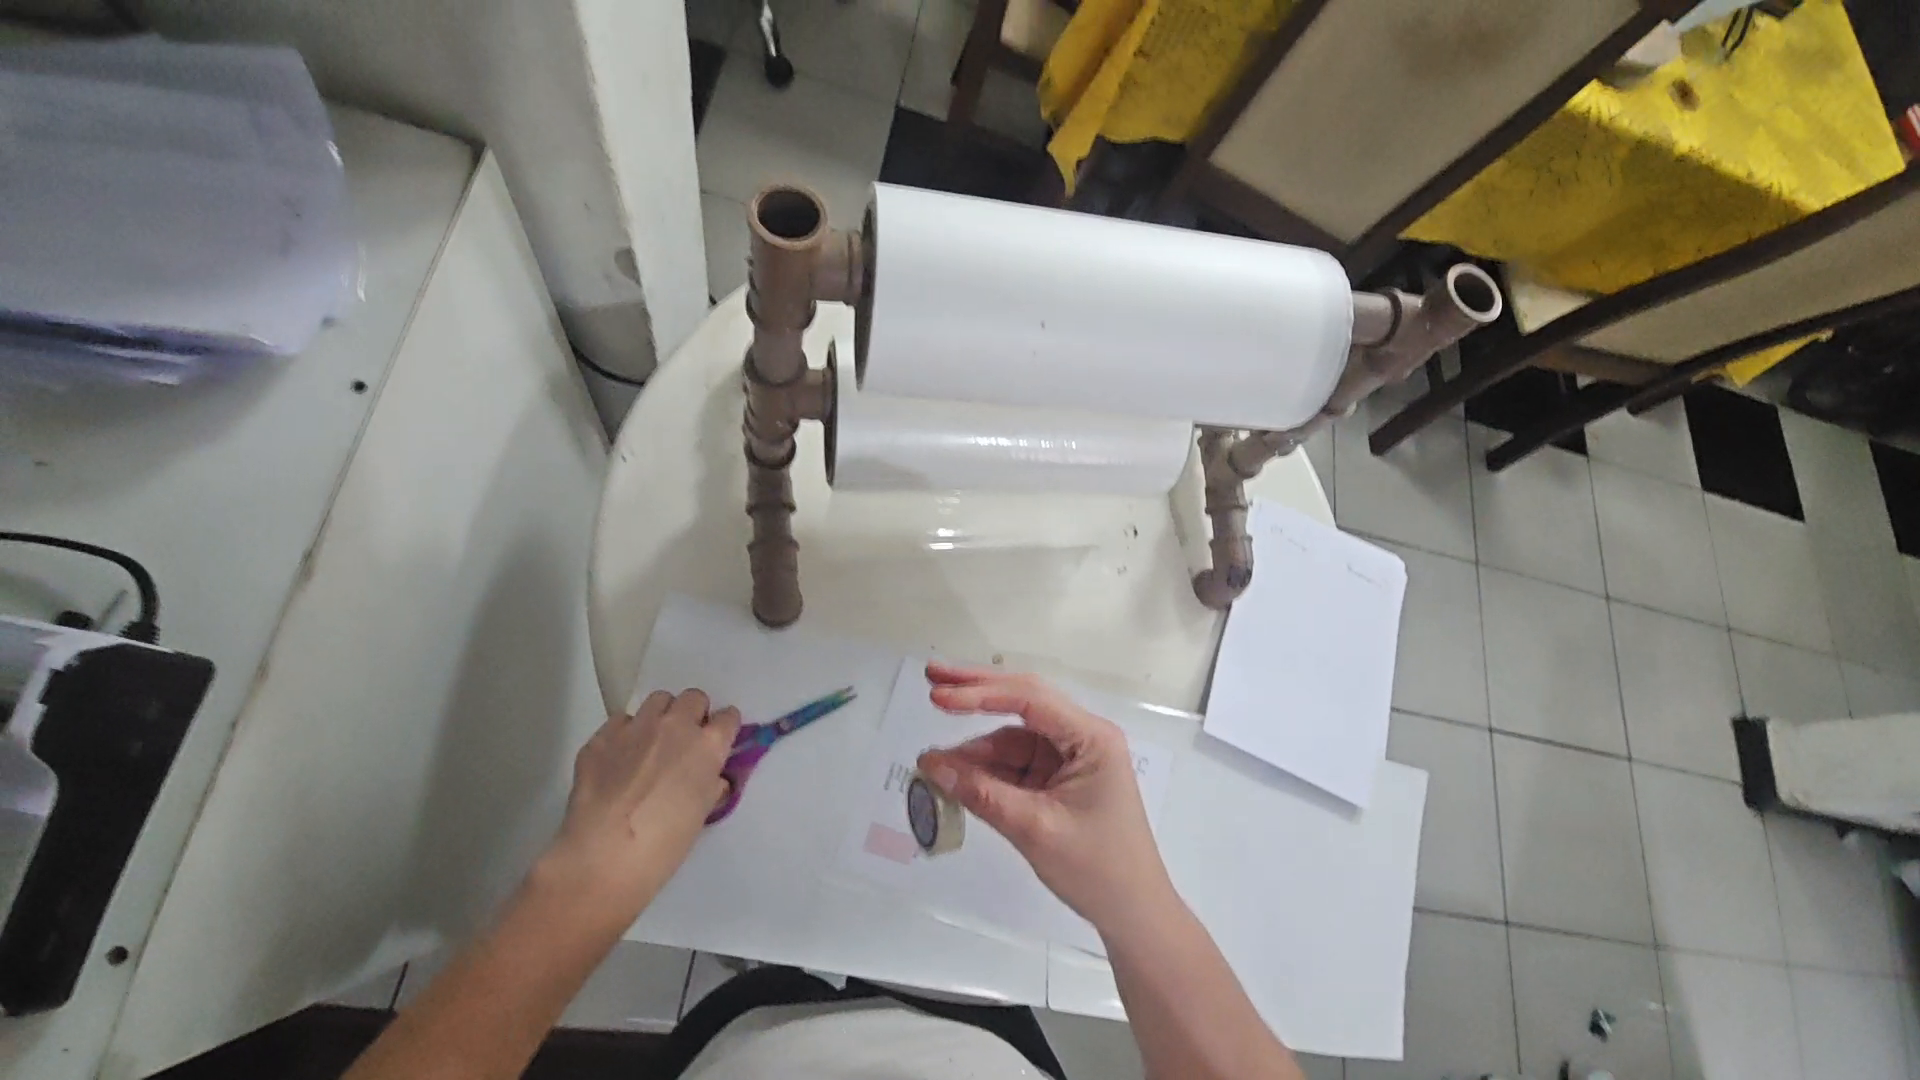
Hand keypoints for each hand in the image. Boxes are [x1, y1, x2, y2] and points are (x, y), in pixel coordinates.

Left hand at [536, 689, 740, 925]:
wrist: (604, 856)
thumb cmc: (664, 845)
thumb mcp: (701, 813)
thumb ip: (709, 785)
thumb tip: (709, 777)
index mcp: (708, 745)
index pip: (728, 717)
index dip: (723, 729)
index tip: (717, 741)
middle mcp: (675, 726)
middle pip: (693, 697)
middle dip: (693, 714)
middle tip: (684, 740)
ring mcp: (636, 727)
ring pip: (657, 700)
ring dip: (660, 716)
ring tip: (650, 743)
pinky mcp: (601, 736)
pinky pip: (620, 721)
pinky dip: (624, 734)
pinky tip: (617, 759)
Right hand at [915, 662, 1176, 935]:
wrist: (1132, 912)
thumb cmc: (1096, 869)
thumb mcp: (1035, 829)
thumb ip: (982, 793)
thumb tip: (931, 764)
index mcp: (1091, 737)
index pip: (1029, 700)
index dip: (980, 694)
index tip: (937, 697)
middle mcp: (1081, 736)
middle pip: (1022, 702)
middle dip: (975, 692)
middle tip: (931, 678)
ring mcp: (1068, 757)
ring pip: (1011, 737)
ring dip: (973, 747)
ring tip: (931, 760)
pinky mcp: (1056, 779)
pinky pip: (1013, 763)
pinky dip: (983, 769)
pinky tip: (954, 775)